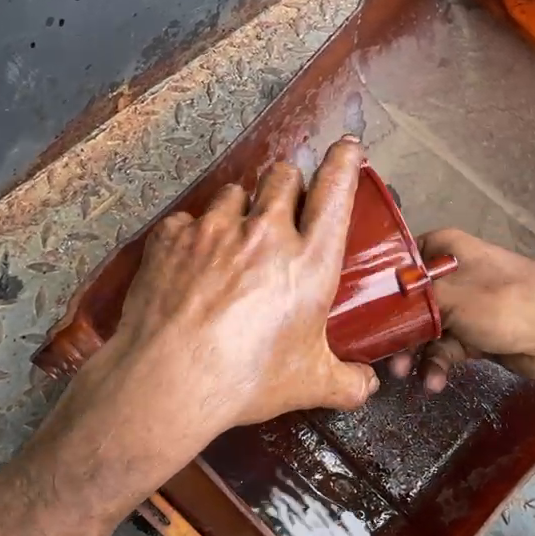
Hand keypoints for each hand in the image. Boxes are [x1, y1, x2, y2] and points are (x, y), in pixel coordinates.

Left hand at [50, 138, 380, 499]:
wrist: (167, 380)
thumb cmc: (244, 380)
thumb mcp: (308, 385)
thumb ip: (346, 382)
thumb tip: (366, 387)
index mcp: (309, 263)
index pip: (335, 193)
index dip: (344, 163)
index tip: (347, 148)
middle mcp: (264, 234)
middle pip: (282, 176)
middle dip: (285, 184)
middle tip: (280, 209)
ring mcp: (214, 230)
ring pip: (233, 191)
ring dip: (238, 207)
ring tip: (231, 238)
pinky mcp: (172, 237)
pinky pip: (187, 219)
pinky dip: (192, 234)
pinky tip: (189, 261)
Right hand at [388, 228, 534, 388]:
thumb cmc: (505, 301)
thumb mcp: (449, 295)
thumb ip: (409, 300)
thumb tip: (372, 306)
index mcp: (445, 249)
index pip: (398, 259)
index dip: (377, 283)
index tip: (354, 307)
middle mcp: (450, 273)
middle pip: (408, 300)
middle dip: (394, 329)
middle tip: (379, 352)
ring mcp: (463, 305)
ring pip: (424, 329)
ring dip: (414, 353)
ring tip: (405, 374)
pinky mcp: (474, 335)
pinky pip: (444, 349)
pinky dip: (437, 365)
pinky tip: (434, 381)